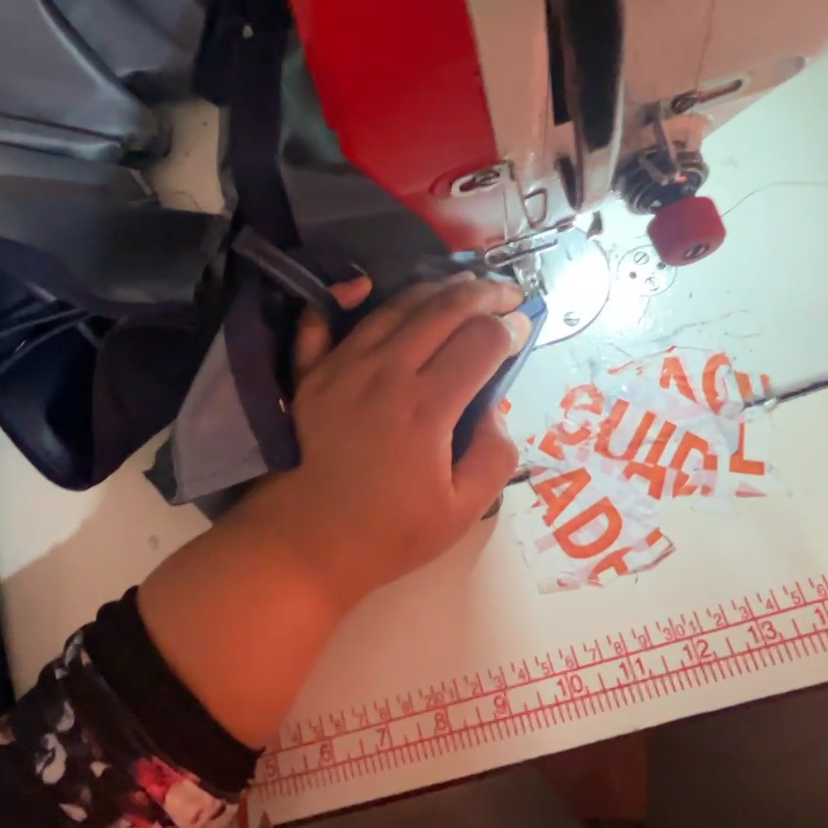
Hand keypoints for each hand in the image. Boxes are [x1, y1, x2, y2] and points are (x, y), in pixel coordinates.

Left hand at [228, 273, 532, 607]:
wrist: (303, 544)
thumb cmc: (387, 534)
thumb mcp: (462, 512)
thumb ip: (494, 457)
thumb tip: (494, 411)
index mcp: (426, 407)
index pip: (480, 341)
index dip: (509, 328)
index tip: (524, 327)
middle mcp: (385, 372)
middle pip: (442, 309)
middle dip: (484, 293)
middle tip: (507, 292)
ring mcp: (341, 368)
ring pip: (394, 307)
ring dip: (434, 289)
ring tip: (462, 286)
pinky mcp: (308, 375)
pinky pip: (321, 323)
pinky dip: (341, 297)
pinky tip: (361, 283)